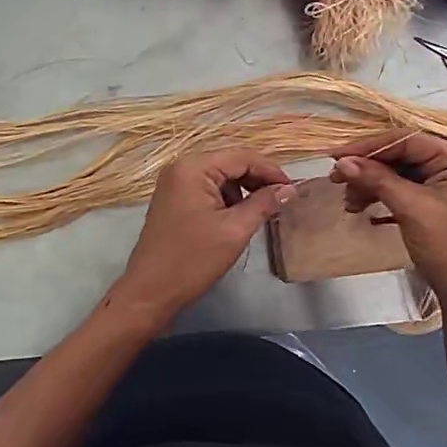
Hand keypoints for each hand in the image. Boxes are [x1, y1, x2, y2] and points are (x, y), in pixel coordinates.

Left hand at [107, 149, 294, 327]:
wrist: (151, 289)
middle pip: (229, 163)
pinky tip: (238, 218)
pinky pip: (206, 189)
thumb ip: (264, 204)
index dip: (271, 171)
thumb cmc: (193, 259)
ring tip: (263, 212)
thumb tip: (289, 189)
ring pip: (219, 177)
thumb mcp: (234, 230)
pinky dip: (226, 199)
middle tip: (283, 201)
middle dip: (257, 180)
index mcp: (193, 167)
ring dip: (243, 190)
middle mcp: (180, 167)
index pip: (241, 157)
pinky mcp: (173, 199)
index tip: (295, 190)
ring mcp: (174, 183)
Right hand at [329, 132, 446, 315]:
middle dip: (366, 167)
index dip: (367, 147)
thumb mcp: (410, 208)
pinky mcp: (434, 198)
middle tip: (335, 179)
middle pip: (398, 153)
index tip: (334, 157)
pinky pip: (399, 185)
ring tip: (349, 202)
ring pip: (395, 170)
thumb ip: (376, 179)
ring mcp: (444, 181)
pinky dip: (378, 193)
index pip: (404, 140)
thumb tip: (341, 161)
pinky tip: (359, 206)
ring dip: (368, 182)